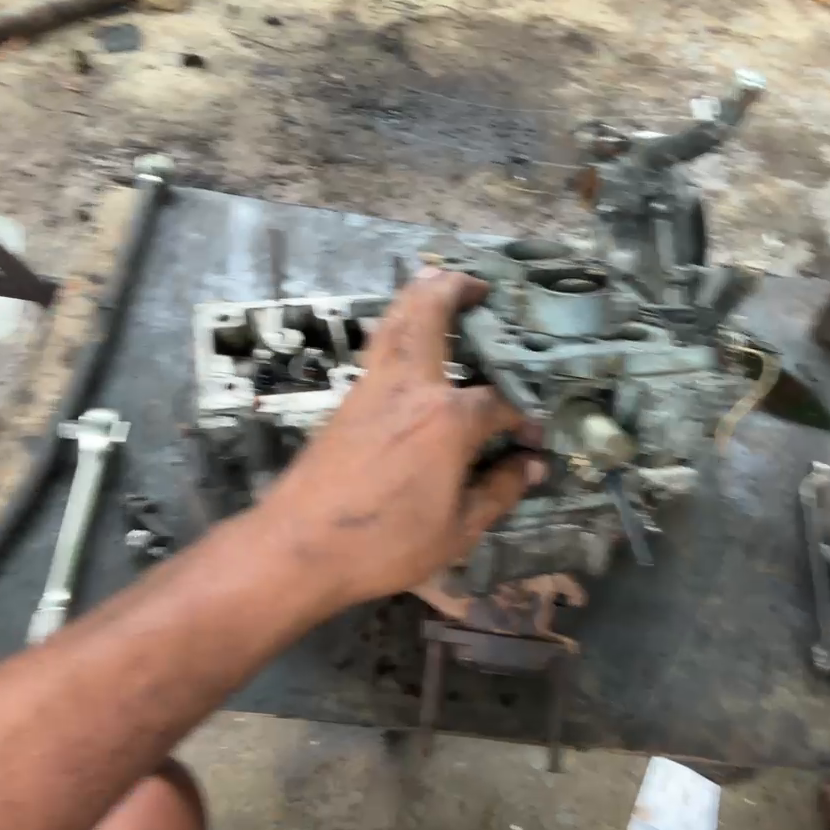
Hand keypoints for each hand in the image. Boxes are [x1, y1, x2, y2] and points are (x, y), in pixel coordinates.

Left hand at [249, 268, 543, 610]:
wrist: (297, 547)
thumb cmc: (384, 544)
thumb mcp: (457, 531)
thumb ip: (498, 492)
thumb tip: (531, 466)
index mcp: (447, 420)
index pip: (498, 403)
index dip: (522, 417)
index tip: (532, 438)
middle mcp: (411, 389)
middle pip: (430, 317)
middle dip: (454, 289)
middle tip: (476, 283)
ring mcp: (371, 391)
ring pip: (394, 324)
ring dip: (418, 297)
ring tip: (435, 283)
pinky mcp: (345, 404)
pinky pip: (376, 350)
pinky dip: (395, 330)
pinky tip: (405, 345)